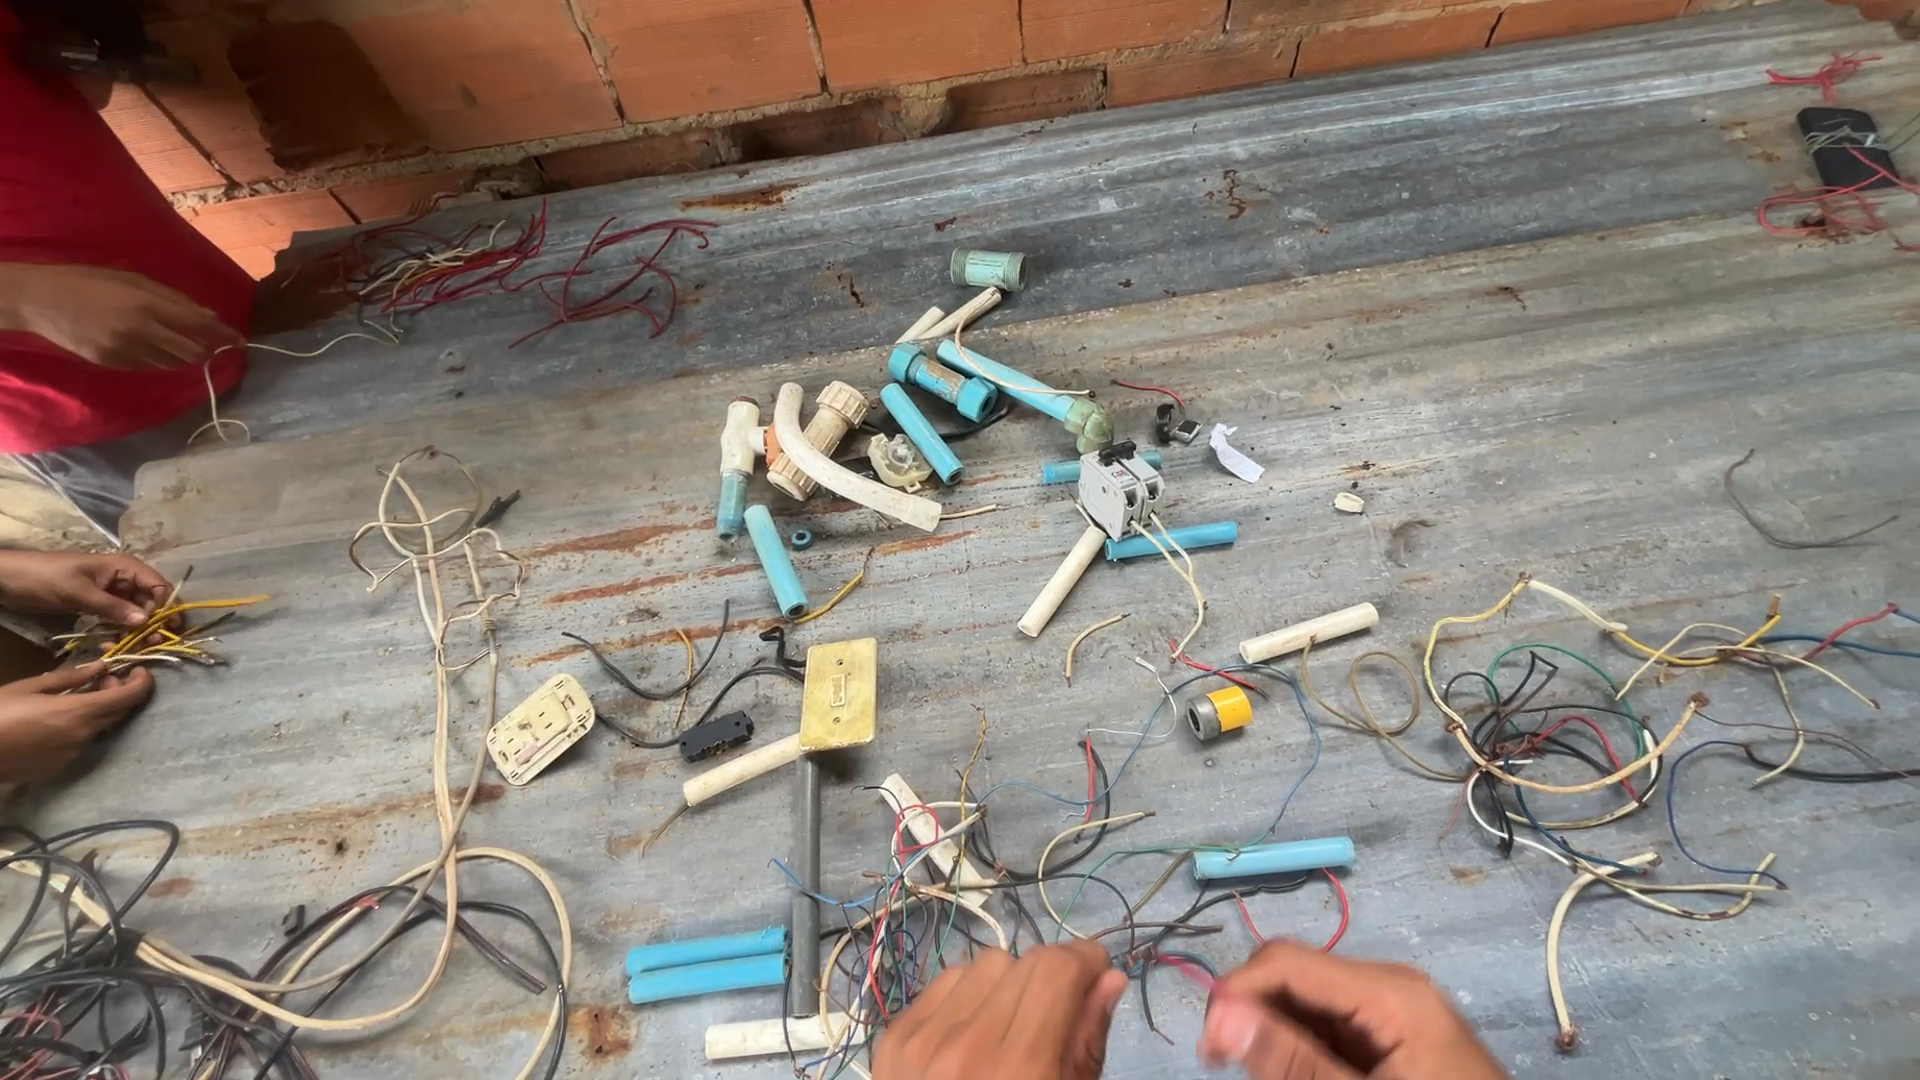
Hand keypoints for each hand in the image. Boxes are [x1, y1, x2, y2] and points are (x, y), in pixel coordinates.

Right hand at [0, 262, 242, 370]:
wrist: (31, 298)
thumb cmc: (85, 282)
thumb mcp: (132, 280)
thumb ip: (176, 300)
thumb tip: (212, 318)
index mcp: (147, 306)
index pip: (201, 328)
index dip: (226, 336)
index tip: (241, 340)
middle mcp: (139, 331)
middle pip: (194, 353)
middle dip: (205, 349)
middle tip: (203, 341)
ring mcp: (124, 350)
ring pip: (174, 363)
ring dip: (181, 355)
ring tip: (169, 340)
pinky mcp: (111, 362)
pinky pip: (150, 367)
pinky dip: (157, 359)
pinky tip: (145, 345)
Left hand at [0, 551, 172, 626]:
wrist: (2, 578)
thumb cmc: (42, 577)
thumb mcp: (77, 592)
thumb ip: (112, 606)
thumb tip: (145, 621)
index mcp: (126, 568)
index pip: (159, 587)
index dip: (163, 606)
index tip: (159, 627)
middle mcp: (126, 578)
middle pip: (152, 600)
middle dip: (153, 621)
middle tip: (152, 642)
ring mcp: (112, 591)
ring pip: (136, 610)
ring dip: (136, 628)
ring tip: (135, 645)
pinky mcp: (99, 602)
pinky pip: (118, 616)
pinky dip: (119, 628)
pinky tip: (114, 641)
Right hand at [0, 664, 153, 781]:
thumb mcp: (26, 688)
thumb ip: (70, 677)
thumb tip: (103, 666)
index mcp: (80, 712)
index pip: (132, 695)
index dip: (143, 681)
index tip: (140, 670)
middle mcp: (84, 735)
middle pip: (120, 711)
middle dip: (119, 693)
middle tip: (102, 681)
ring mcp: (72, 754)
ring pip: (100, 728)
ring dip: (97, 712)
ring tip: (73, 701)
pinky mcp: (57, 768)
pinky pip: (79, 744)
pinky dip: (77, 730)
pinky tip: (53, 724)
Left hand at [874, 942, 1129, 1079]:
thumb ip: (1086, 1045)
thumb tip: (1109, 977)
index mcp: (1019, 1073)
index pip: (1056, 970)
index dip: (1085, 961)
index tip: (1096, 973)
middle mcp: (967, 1047)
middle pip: (1025, 961)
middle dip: (1050, 979)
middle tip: (1055, 1015)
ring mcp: (923, 1039)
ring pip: (985, 964)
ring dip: (1006, 985)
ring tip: (1008, 1030)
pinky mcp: (895, 1036)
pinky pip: (947, 980)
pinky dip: (968, 996)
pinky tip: (972, 1034)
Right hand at [1201, 941, 1505, 1079]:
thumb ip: (1293, 1061)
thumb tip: (1218, 1013)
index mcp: (1391, 991)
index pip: (1287, 960)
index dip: (1237, 991)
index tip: (1208, 1046)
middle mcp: (1390, 985)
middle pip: (1295, 976)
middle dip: (1253, 1012)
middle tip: (1223, 1063)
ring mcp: (1394, 1009)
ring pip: (1307, 1001)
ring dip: (1274, 1032)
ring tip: (1260, 1072)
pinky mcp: (1394, 1035)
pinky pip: (1330, 1025)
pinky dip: (1302, 1046)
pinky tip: (1295, 1071)